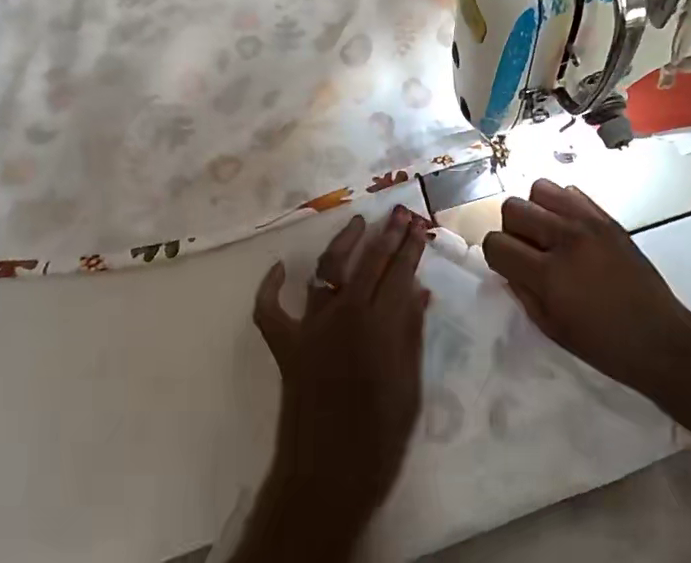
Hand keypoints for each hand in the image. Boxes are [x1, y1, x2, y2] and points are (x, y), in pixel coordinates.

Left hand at [251, 206, 431, 535]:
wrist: (328, 477)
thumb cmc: (382, 433)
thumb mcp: (411, 380)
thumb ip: (412, 330)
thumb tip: (420, 289)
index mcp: (381, 323)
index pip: (401, 270)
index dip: (412, 246)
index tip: (420, 226)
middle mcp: (346, 315)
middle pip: (369, 261)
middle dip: (388, 234)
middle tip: (400, 213)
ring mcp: (312, 328)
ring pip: (326, 270)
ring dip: (344, 242)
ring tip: (359, 223)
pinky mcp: (286, 347)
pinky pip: (270, 312)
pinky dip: (271, 288)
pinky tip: (280, 269)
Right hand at [482, 180, 690, 403]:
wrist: (657, 336)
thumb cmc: (602, 344)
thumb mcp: (551, 327)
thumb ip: (522, 291)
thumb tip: (507, 266)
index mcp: (548, 274)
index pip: (497, 243)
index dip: (495, 255)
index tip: (505, 265)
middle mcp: (566, 238)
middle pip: (514, 207)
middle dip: (511, 229)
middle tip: (525, 250)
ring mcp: (589, 223)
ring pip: (540, 189)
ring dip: (536, 210)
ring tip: (548, 235)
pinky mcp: (608, 218)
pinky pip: (572, 192)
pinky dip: (562, 206)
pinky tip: (571, 230)